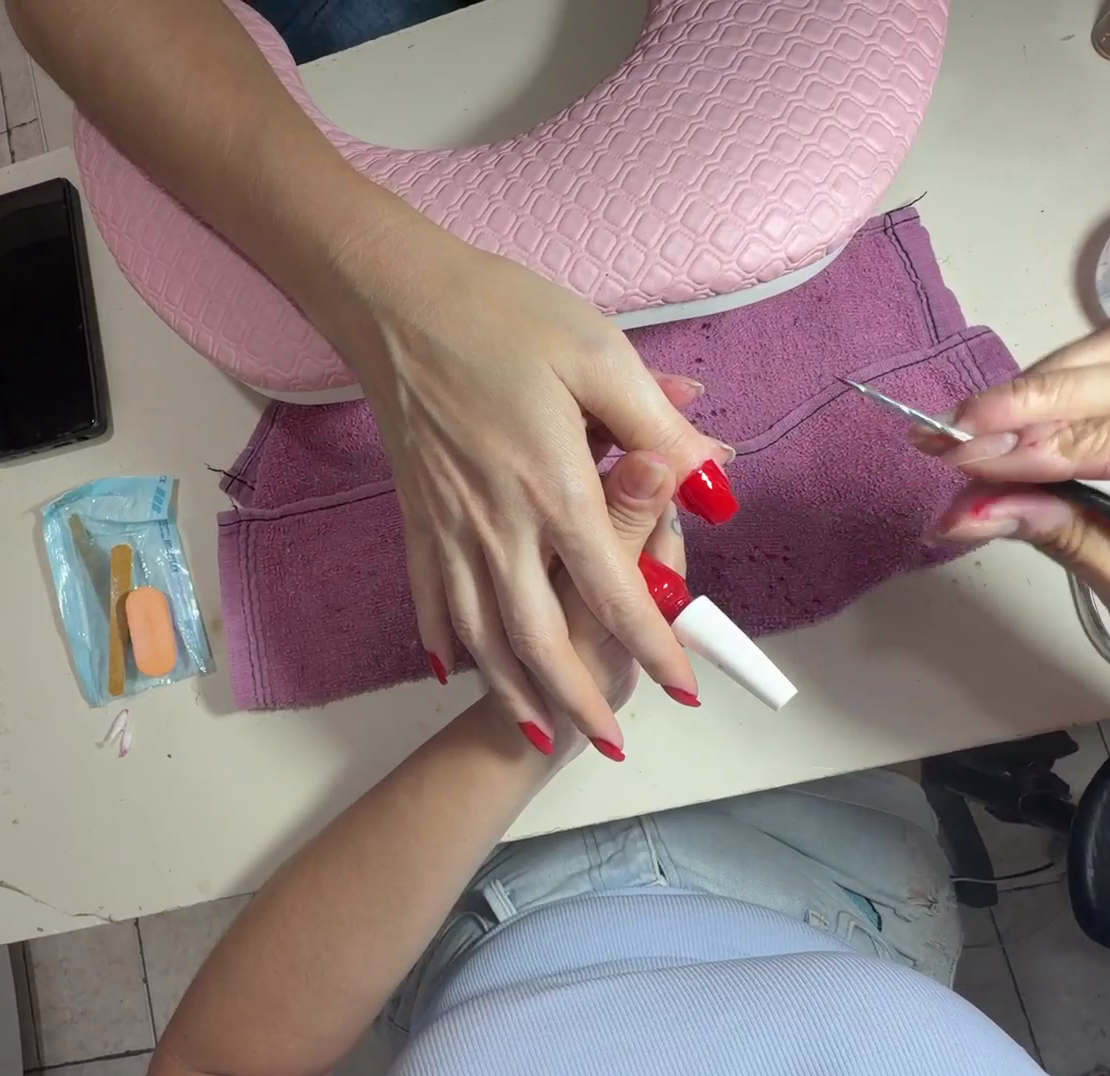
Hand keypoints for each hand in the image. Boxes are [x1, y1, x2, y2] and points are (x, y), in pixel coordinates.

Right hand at [314, 213, 732, 749]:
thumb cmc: (503, 318)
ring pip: (477, 632)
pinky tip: (450, 668)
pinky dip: (441, 640)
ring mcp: (446, 526)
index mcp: (551, 485)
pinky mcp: (414, 516)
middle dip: (574, 697)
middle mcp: (496, 524)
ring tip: (530, 727)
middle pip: (535, 637)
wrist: (397, 304)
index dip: (652, 643)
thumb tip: (713, 486)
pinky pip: (426, 595)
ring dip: (507, 688)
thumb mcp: (599, 354)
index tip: (682, 687)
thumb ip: (660, 427)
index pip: (613, 588)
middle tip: (604, 738)